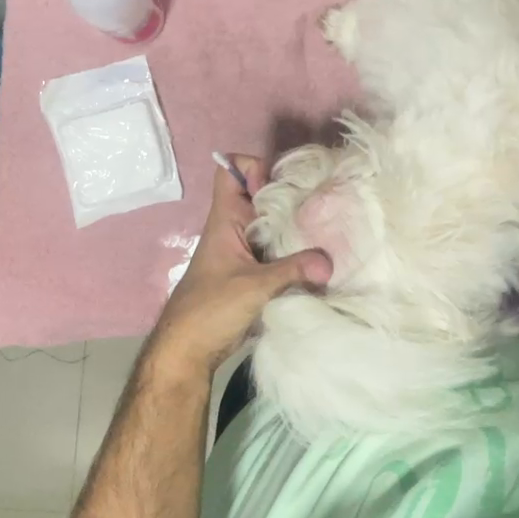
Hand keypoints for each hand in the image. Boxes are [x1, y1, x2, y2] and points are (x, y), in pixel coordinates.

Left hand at [145, 154, 331, 376]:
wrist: (188, 350)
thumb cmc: (210, 309)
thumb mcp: (253, 287)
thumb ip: (293, 270)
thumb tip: (330, 262)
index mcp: (225, 220)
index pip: (230, 171)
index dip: (253, 167)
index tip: (281, 185)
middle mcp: (235, 229)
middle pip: (261, 196)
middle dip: (288, 195)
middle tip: (320, 204)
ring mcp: (245, 252)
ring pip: (272, 225)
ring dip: (295, 226)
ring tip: (326, 229)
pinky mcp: (254, 274)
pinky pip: (278, 252)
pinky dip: (296, 252)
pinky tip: (319, 260)